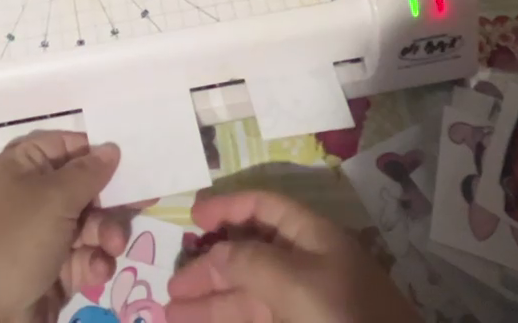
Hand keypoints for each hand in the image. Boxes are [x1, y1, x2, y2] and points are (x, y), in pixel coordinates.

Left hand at [0, 131, 135, 322]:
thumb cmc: (15, 240)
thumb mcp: (54, 198)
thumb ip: (88, 173)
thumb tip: (112, 147)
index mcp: (23, 166)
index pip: (66, 145)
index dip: (96, 150)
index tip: (131, 157)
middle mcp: (34, 195)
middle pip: (84, 185)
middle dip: (109, 199)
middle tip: (142, 204)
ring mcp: (44, 234)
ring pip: (91, 222)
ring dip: (106, 233)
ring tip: (113, 246)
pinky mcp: (55, 269)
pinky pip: (86, 255)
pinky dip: (96, 260)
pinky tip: (98, 269)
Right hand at [166, 191, 416, 322]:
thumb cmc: (346, 318)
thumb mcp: (297, 283)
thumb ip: (250, 261)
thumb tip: (215, 252)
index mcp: (313, 237)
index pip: (264, 206)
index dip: (228, 208)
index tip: (193, 218)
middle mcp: (307, 266)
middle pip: (249, 254)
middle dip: (208, 268)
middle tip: (171, 286)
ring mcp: (306, 306)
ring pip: (248, 295)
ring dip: (210, 304)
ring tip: (170, 314)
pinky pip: (256, 322)